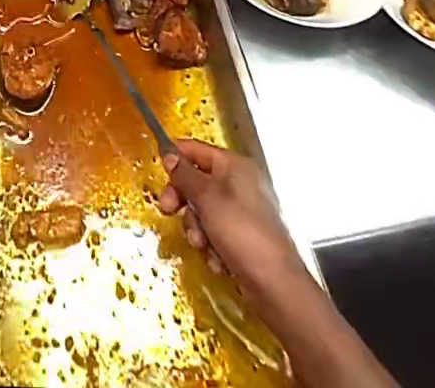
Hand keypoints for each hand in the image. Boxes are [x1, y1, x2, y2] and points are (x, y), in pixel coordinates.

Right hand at [158, 139, 316, 314]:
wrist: (275, 284)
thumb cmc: (241, 231)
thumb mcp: (207, 198)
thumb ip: (184, 174)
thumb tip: (169, 154)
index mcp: (234, 165)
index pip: (197, 149)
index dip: (176, 157)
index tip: (158, 170)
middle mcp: (239, 183)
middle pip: (197, 182)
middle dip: (184, 201)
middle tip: (169, 210)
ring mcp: (241, 211)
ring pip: (202, 211)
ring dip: (197, 229)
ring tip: (203, 244)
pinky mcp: (242, 236)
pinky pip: (214, 232)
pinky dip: (211, 245)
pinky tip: (218, 259)